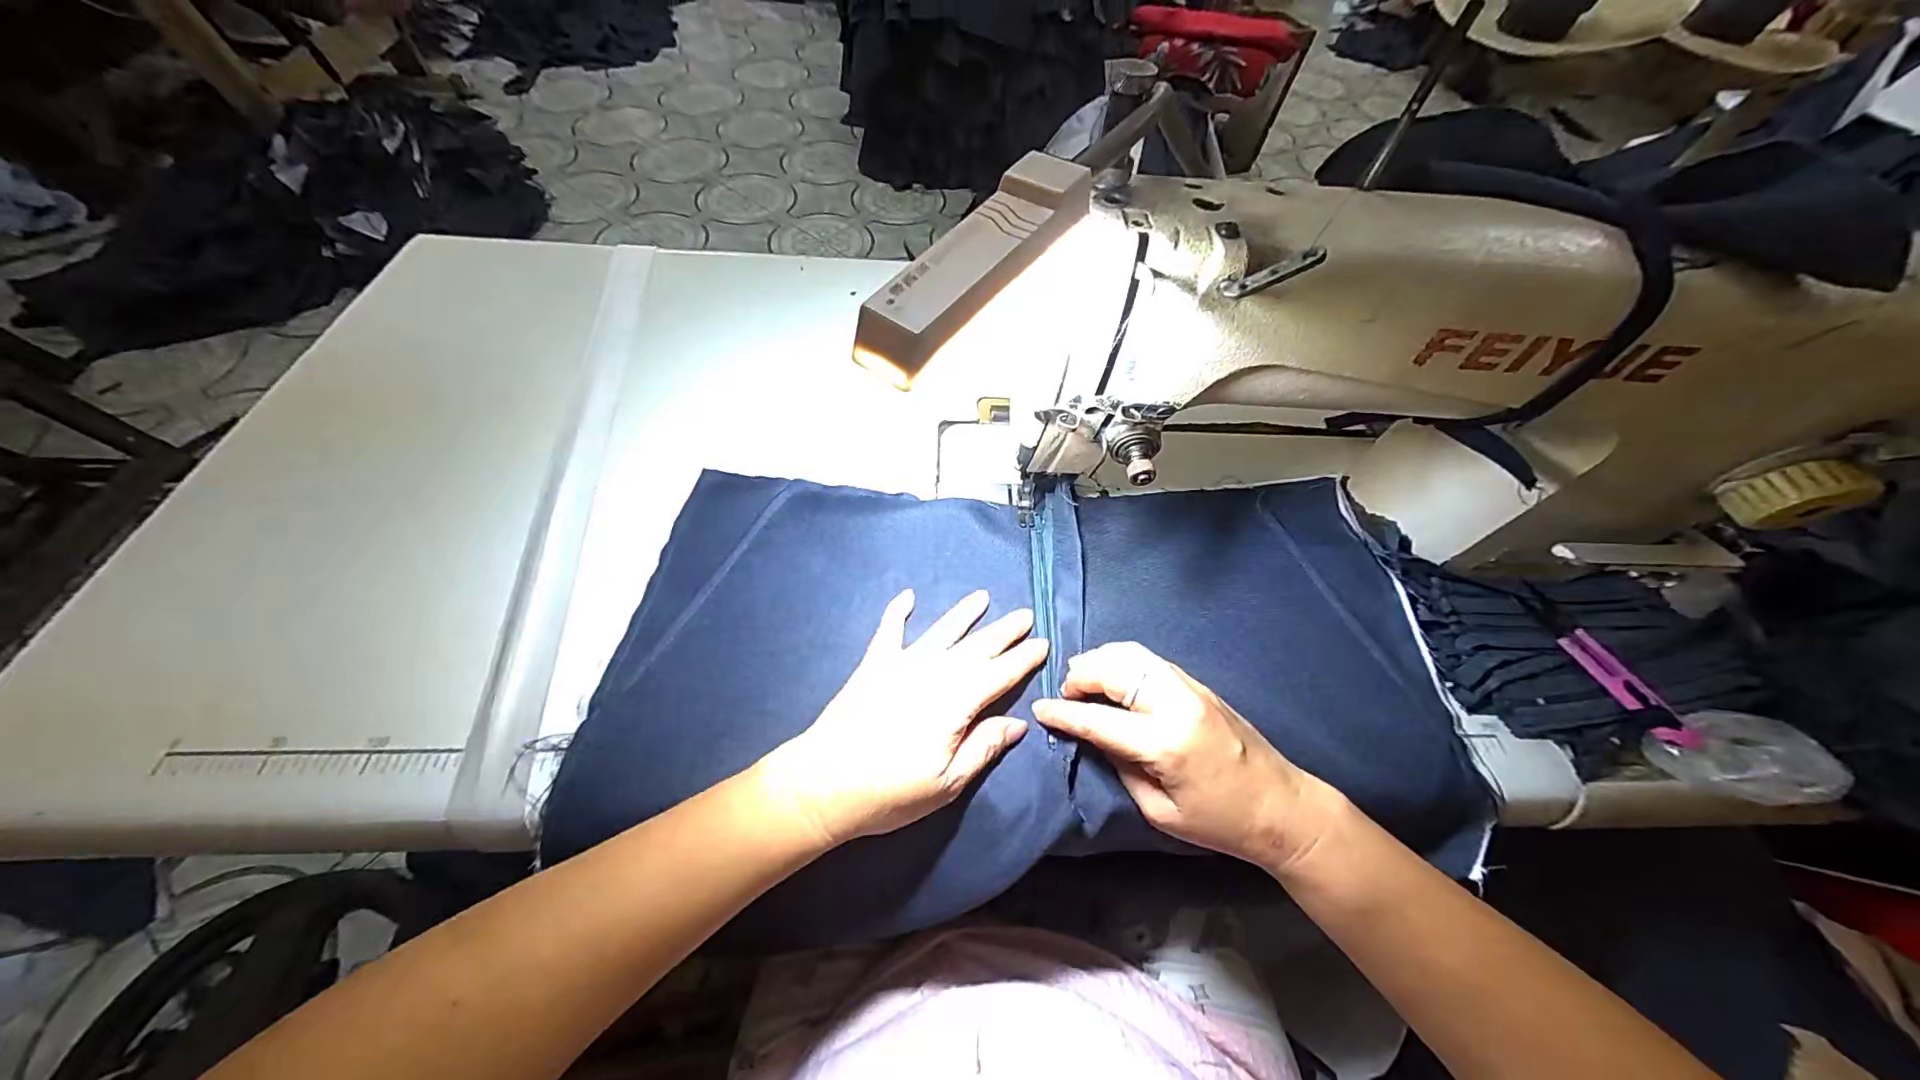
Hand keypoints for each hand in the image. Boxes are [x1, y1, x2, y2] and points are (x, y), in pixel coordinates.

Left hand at [758, 590, 1047, 847]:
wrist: (824, 782)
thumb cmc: (890, 791)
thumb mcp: (947, 782)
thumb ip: (983, 747)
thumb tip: (1017, 723)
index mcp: (955, 703)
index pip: (998, 675)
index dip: (1022, 659)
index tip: (1042, 643)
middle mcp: (932, 674)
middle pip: (976, 648)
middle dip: (1003, 631)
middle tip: (1025, 614)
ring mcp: (900, 665)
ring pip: (941, 633)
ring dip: (963, 614)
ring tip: (982, 597)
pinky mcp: (873, 666)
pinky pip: (888, 631)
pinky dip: (897, 612)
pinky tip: (907, 597)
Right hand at [1031, 642, 1348, 872]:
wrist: (1281, 806)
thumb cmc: (1218, 821)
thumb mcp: (1157, 809)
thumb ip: (1120, 765)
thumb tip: (1092, 735)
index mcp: (1164, 742)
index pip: (1098, 719)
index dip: (1063, 713)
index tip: (1040, 709)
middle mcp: (1176, 703)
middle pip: (1113, 670)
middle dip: (1079, 677)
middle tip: (1065, 696)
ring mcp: (1189, 687)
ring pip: (1131, 654)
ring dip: (1100, 662)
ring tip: (1083, 682)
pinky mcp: (1198, 684)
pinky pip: (1149, 659)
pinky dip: (1122, 661)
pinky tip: (1113, 679)